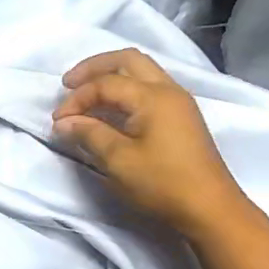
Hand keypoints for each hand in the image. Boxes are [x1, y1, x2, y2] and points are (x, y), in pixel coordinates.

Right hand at [52, 48, 247, 236]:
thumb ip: (89, 134)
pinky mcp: (181, 116)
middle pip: (128, 60)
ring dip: (111, 76)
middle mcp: (168, 90)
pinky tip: (111, 108)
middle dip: (94, 68)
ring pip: (141, 71)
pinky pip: (149, 87)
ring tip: (86, 94)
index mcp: (153, 97)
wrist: (210, 209)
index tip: (58, 122)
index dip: (77, 98)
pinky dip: (125, 89)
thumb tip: (64, 122)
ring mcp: (178, 102)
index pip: (105, 83)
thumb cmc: (162, 183)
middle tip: (69, 84)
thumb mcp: (118, 160)